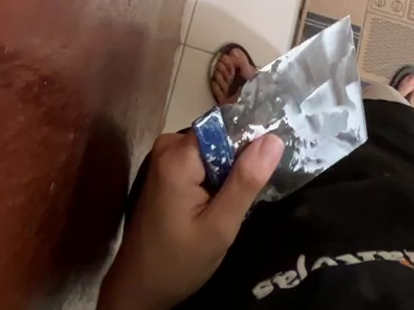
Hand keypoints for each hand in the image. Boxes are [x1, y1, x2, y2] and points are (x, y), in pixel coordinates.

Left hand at [97, 132, 282, 309]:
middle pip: (219, 137)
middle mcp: (168, 144)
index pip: (226, 128)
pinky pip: (202, 159)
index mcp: (178, 155)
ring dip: (227, 173)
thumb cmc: (179, 262)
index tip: (264, 172)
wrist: (140, 286)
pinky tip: (215, 205)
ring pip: (213, 149)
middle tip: (243, 199)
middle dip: (237, 163)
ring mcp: (165, 155)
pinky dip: (214, 178)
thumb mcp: (219, 227)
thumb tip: (273, 139)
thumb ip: (245, 182)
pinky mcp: (167, 167)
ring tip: (230, 205)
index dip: (249, 145)